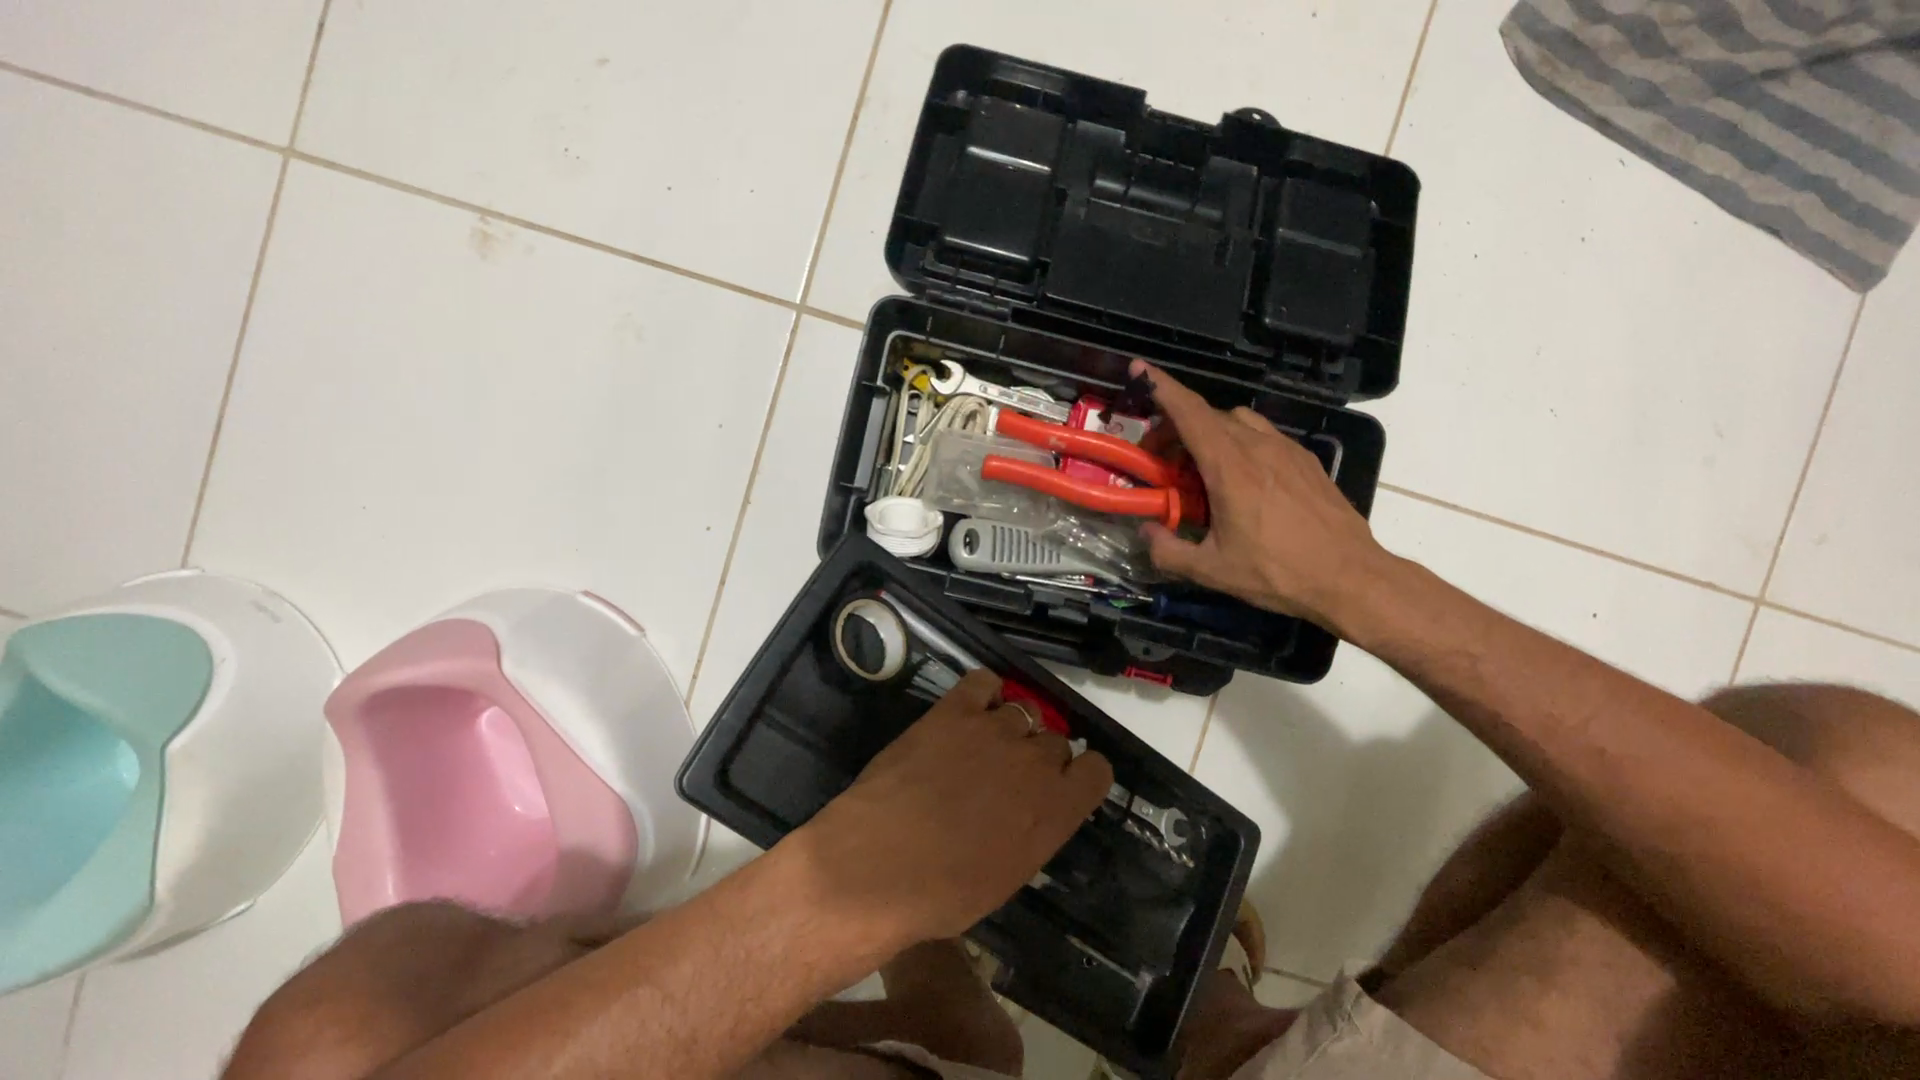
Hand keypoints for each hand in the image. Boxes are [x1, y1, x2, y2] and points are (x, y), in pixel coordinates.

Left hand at [792, 669, 1112, 947]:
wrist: (881, 863)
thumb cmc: (944, 892)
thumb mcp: (1007, 876)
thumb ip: (1031, 833)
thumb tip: (1026, 816)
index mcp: (1057, 810)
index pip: (1097, 771)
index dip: (1080, 776)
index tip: (1062, 785)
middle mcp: (1036, 763)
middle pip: (1056, 741)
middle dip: (1039, 757)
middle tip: (1008, 777)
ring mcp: (994, 731)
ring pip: (1023, 712)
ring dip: (1010, 728)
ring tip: (983, 746)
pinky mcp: (953, 712)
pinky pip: (984, 682)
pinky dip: (984, 692)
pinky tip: (971, 709)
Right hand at [1134, 360, 1397, 631]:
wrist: (1350, 577)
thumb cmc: (1278, 572)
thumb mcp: (1212, 571)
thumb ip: (1168, 551)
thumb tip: (1146, 534)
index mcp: (1229, 466)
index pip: (1189, 412)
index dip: (1161, 387)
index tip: (1138, 368)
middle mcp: (1258, 446)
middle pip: (1208, 416)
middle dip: (1176, 427)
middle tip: (1160, 460)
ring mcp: (1286, 450)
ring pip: (1238, 421)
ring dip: (1210, 433)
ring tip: (1200, 469)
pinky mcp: (1306, 461)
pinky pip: (1263, 436)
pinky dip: (1239, 444)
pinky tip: (1239, 480)